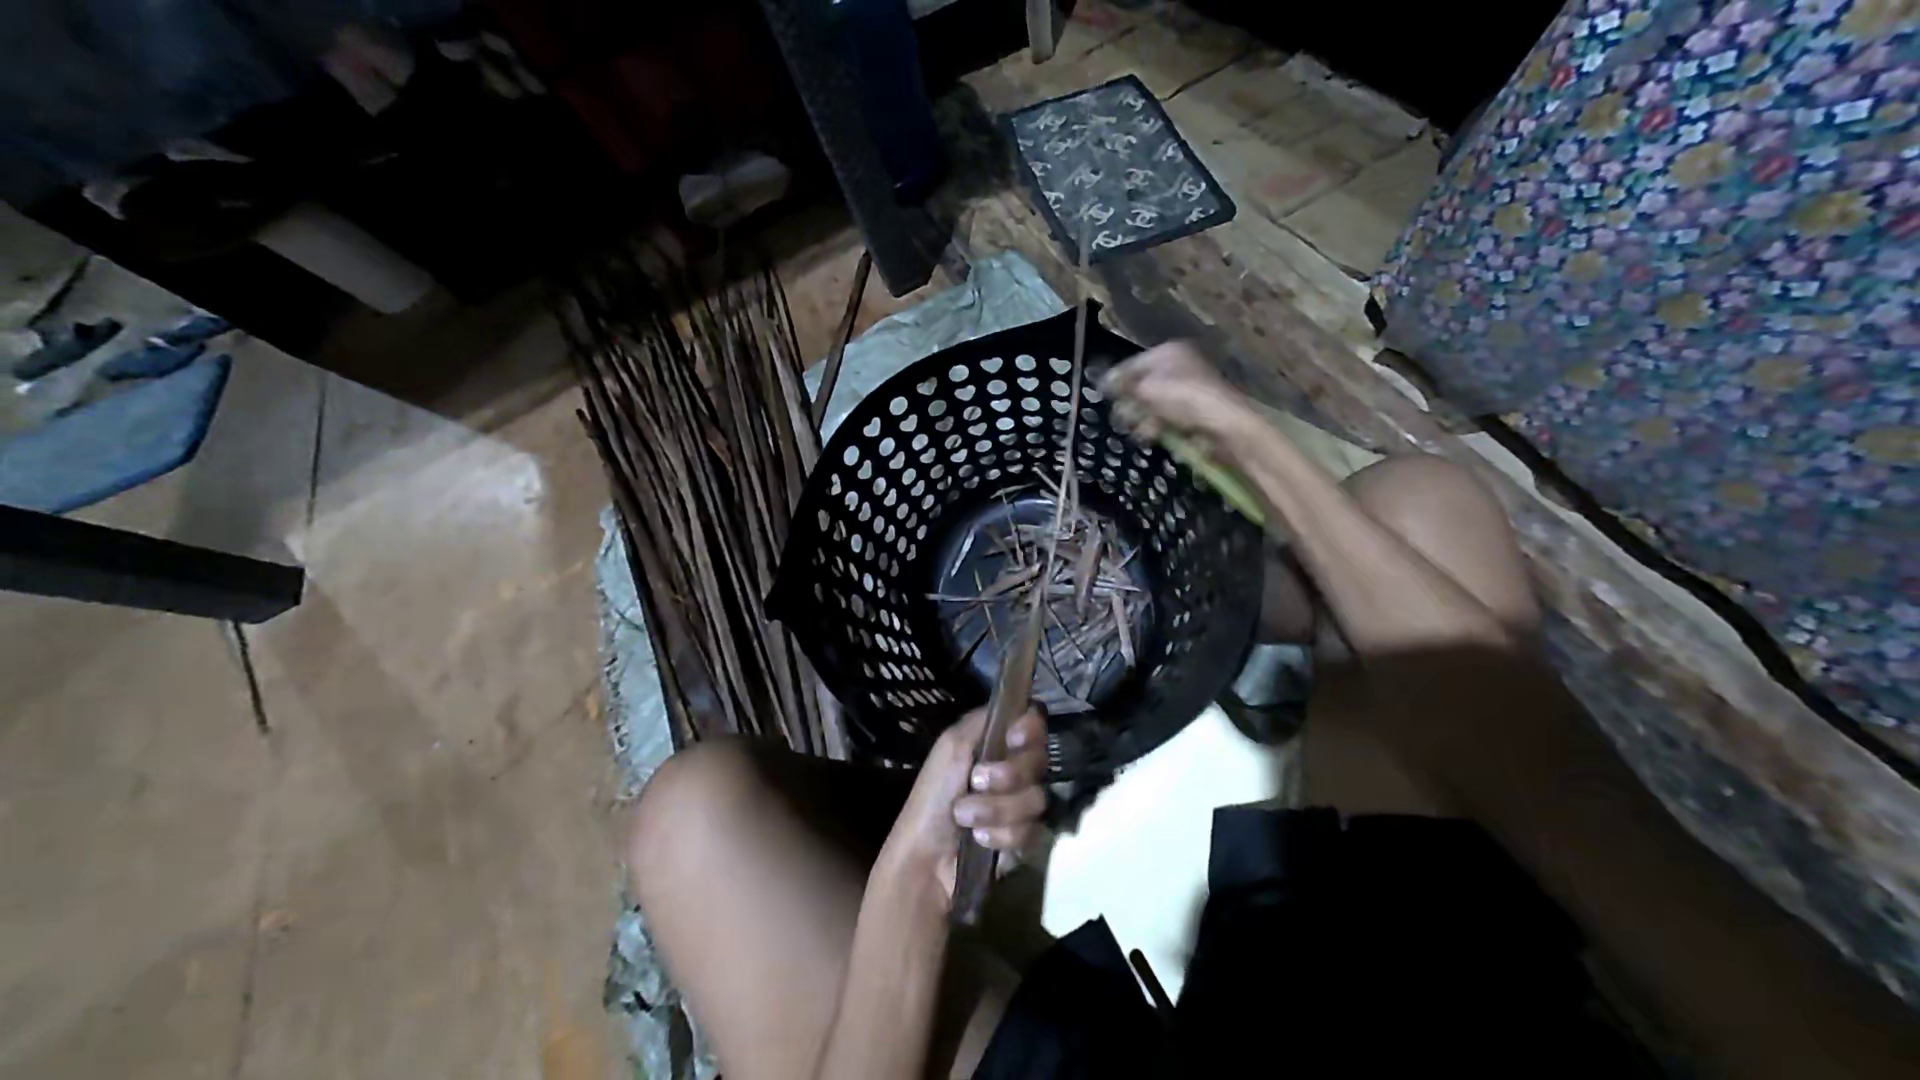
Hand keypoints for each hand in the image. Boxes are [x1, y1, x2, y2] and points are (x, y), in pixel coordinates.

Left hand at [879, 706, 1048, 902]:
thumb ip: (984, 720)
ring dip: (996, 809)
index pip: (1034, 722)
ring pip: (1036, 799)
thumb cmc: (933, 795)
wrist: (925, 855)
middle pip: (1040, 759)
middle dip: (1007, 775)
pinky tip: (981, 841)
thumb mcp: (951, 746)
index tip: (1014, 740)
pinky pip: (1032, 831)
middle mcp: (1014, 769)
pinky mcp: (1024, 839)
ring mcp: (1021, 805)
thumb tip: (1019, 703)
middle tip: (977, 781)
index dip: (1031, 728)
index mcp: (996, 742)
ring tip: (967, 818)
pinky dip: (1002, 836)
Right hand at [1104, 340, 1254, 448]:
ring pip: (1155, 405)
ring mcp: (1190, 388)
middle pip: (1144, 385)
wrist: (1225, 426)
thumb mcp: (1148, 389)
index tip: (1104, 397)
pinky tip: (1154, 436)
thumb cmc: (1184, 400)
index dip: (1117, 380)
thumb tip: (1104, 381)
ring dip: (1144, 420)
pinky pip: (1169, 418)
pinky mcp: (1196, 411)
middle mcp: (1180, 365)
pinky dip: (1160, 427)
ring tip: (1141, 433)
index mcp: (1170, 352)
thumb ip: (1124, 385)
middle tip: (1123, 420)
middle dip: (1132, 405)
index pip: (1133, 363)